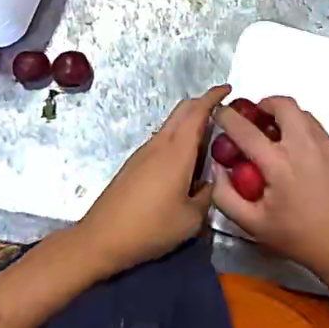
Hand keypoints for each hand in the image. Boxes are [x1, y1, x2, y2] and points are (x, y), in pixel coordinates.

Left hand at [70, 85, 226, 277]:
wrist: (101, 238)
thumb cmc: (150, 228)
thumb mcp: (191, 219)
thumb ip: (207, 196)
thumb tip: (212, 183)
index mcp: (177, 151)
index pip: (197, 111)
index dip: (213, 96)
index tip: (228, 89)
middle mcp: (159, 144)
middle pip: (182, 111)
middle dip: (203, 104)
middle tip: (223, 112)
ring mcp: (144, 152)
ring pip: (171, 125)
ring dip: (190, 123)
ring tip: (209, 140)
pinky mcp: (135, 164)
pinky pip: (162, 140)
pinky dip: (178, 139)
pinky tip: (186, 162)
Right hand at [210, 96, 328, 284]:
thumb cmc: (296, 237)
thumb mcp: (252, 224)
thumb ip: (225, 195)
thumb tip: (218, 167)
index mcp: (278, 163)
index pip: (245, 128)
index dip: (227, 116)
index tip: (221, 112)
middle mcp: (303, 146)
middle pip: (283, 105)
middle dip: (265, 104)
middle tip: (256, 117)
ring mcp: (327, 145)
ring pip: (304, 114)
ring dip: (287, 117)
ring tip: (278, 135)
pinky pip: (319, 131)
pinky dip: (305, 133)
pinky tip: (302, 156)